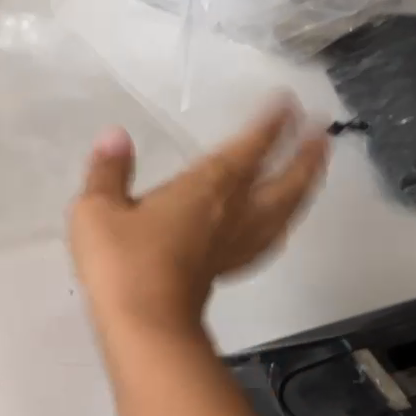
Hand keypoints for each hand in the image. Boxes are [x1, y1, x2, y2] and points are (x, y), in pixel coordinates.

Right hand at [69, 96, 327, 338]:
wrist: (143, 316)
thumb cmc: (119, 258)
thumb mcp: (95, 210)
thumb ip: (108, 172)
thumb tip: (114, 135)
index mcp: (209, 186)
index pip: (251, 145)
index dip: (271, 120)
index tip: (285, 100)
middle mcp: (238, 208)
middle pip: (288, 174)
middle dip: (306, 150)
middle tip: (319, 131)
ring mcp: (240, 239)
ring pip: (289, 204)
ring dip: (306, 181)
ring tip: (312, 169)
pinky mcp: (232, 265)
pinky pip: (272, 234)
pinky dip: (284, 219)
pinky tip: (278, 222)